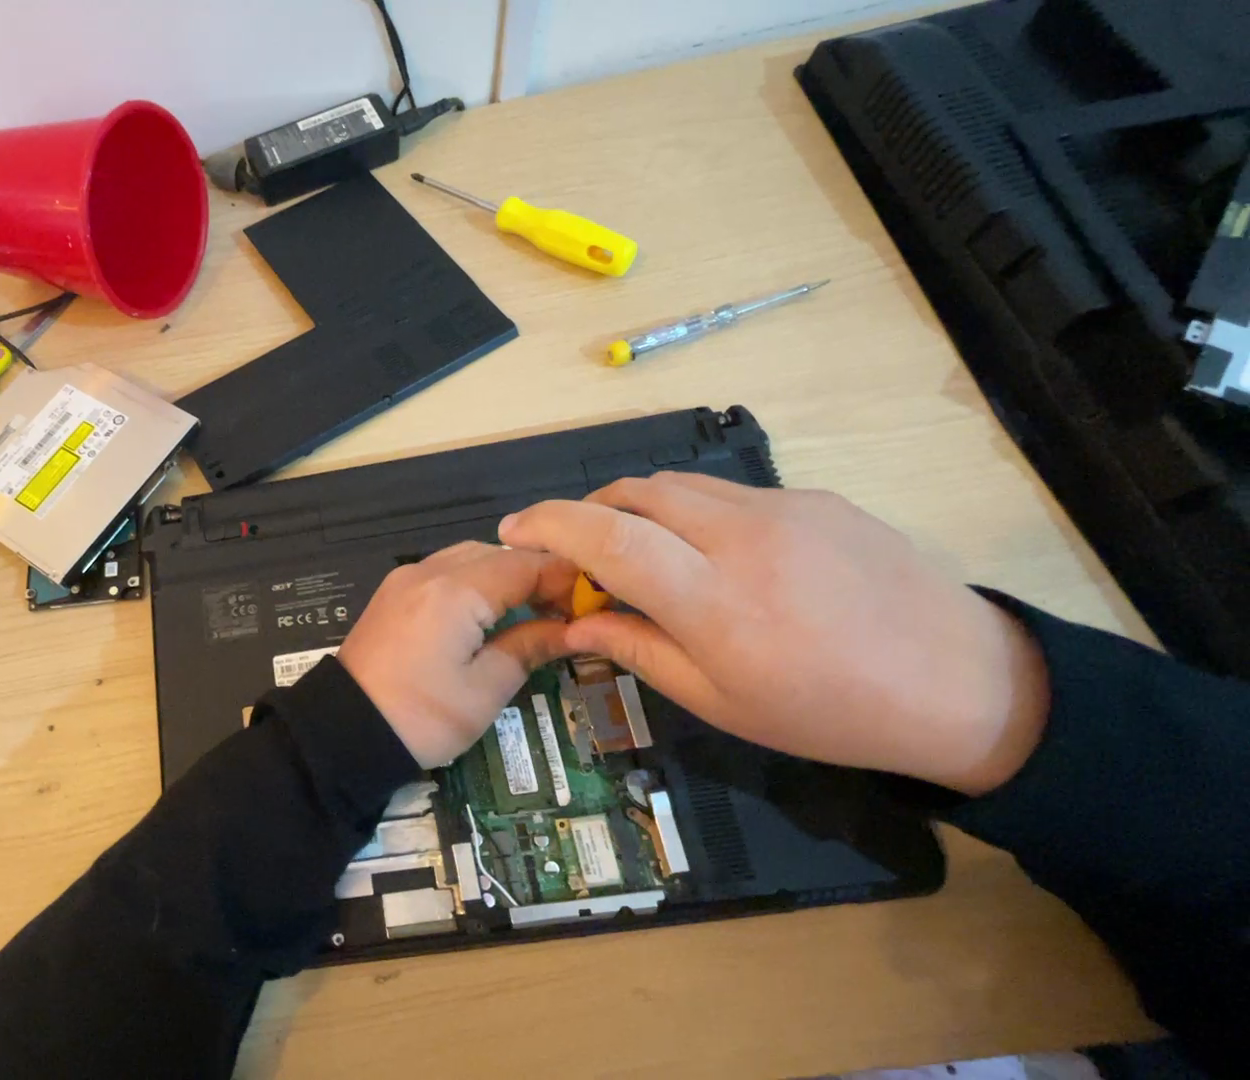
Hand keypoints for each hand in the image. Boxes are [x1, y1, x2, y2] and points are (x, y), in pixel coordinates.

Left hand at [338, 543, 575, 766]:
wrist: (342, 731)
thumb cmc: (421, 716)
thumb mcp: (485, 690)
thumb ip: (529, 647)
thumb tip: (573, 628)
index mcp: (454, 591)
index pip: (526, 564)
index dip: (565, 578)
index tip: (593, 601)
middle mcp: (428, 571)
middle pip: (497, 553)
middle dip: (536, 573)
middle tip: (567, 609)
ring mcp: (404, 579)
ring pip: (468, 557)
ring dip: (504, 575)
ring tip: (533, 610)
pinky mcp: (392, 593)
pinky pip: (442, 571)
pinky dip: (473, 581)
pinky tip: (489, 611)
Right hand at [499, 474, 1049, 795]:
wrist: (964, 685)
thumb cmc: (827, 712)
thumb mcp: (719, 702)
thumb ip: (636, 651)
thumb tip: (573, 624)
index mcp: (714, 601)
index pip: (608, 537)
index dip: (549, 524)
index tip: (512, 530)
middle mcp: (742, 538)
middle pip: (634, 492)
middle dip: (587, 510)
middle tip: (576, 551)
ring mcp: (783, 508)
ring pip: (677, 484)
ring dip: (635, 507)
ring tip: (638, 550)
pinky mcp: (815, 499)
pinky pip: (726, 493)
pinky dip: (690, 511)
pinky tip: (712, 554)